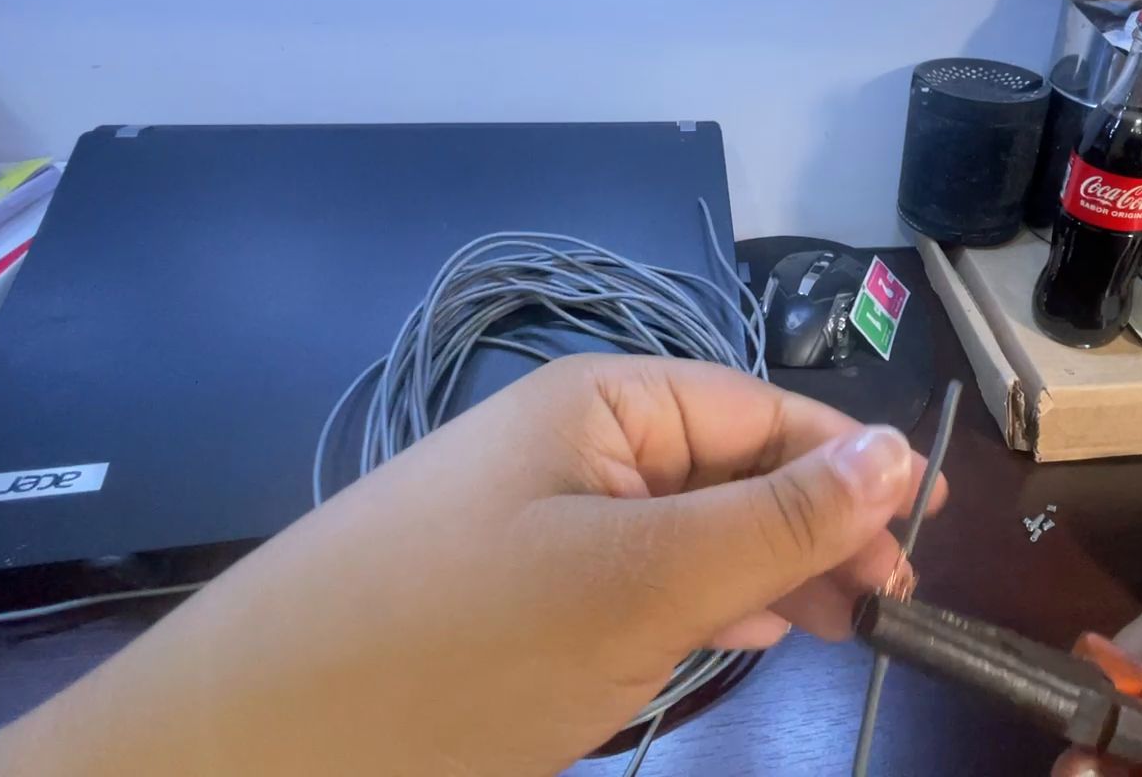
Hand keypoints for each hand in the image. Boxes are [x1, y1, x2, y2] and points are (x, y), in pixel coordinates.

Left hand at [0, 354, 944, 776]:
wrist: (220, 775)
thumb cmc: (459, 649)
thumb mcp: (647, 581)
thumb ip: (782, 518)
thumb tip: (901, 452)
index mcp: (613, 401)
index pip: (764, 415)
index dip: (849, 465)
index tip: (922, 531)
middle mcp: (587, 442)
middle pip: (736, 468)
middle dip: (816, 527)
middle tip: (887, 602)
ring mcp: (555, 516)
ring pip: (697, 527)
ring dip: (769, 569)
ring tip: (835, 623)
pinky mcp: (531, 586)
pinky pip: (646, 575)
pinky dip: (706, 602)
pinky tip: (744, 634)